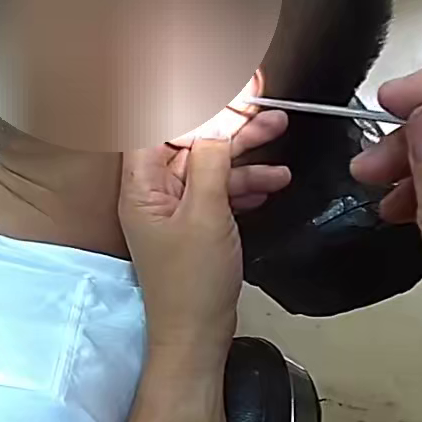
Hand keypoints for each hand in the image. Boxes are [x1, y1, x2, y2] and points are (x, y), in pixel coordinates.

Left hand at [121, 114, 278, 362]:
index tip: (227, 86)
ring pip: (210, 165)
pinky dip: (244, 184)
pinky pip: (218, 192)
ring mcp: (175, 210)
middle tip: (263, 105)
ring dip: (244, 151)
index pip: (159, 125)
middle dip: (228, 122)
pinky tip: (271, 181)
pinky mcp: (195, 225)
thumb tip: (217, 120)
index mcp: (142, 186)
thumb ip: (211, 162)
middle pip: (190, 140)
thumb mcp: (206, 215)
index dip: (193, 101)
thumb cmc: (192, 285)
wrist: (198, 334)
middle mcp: (154, 193)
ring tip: (279, 132)